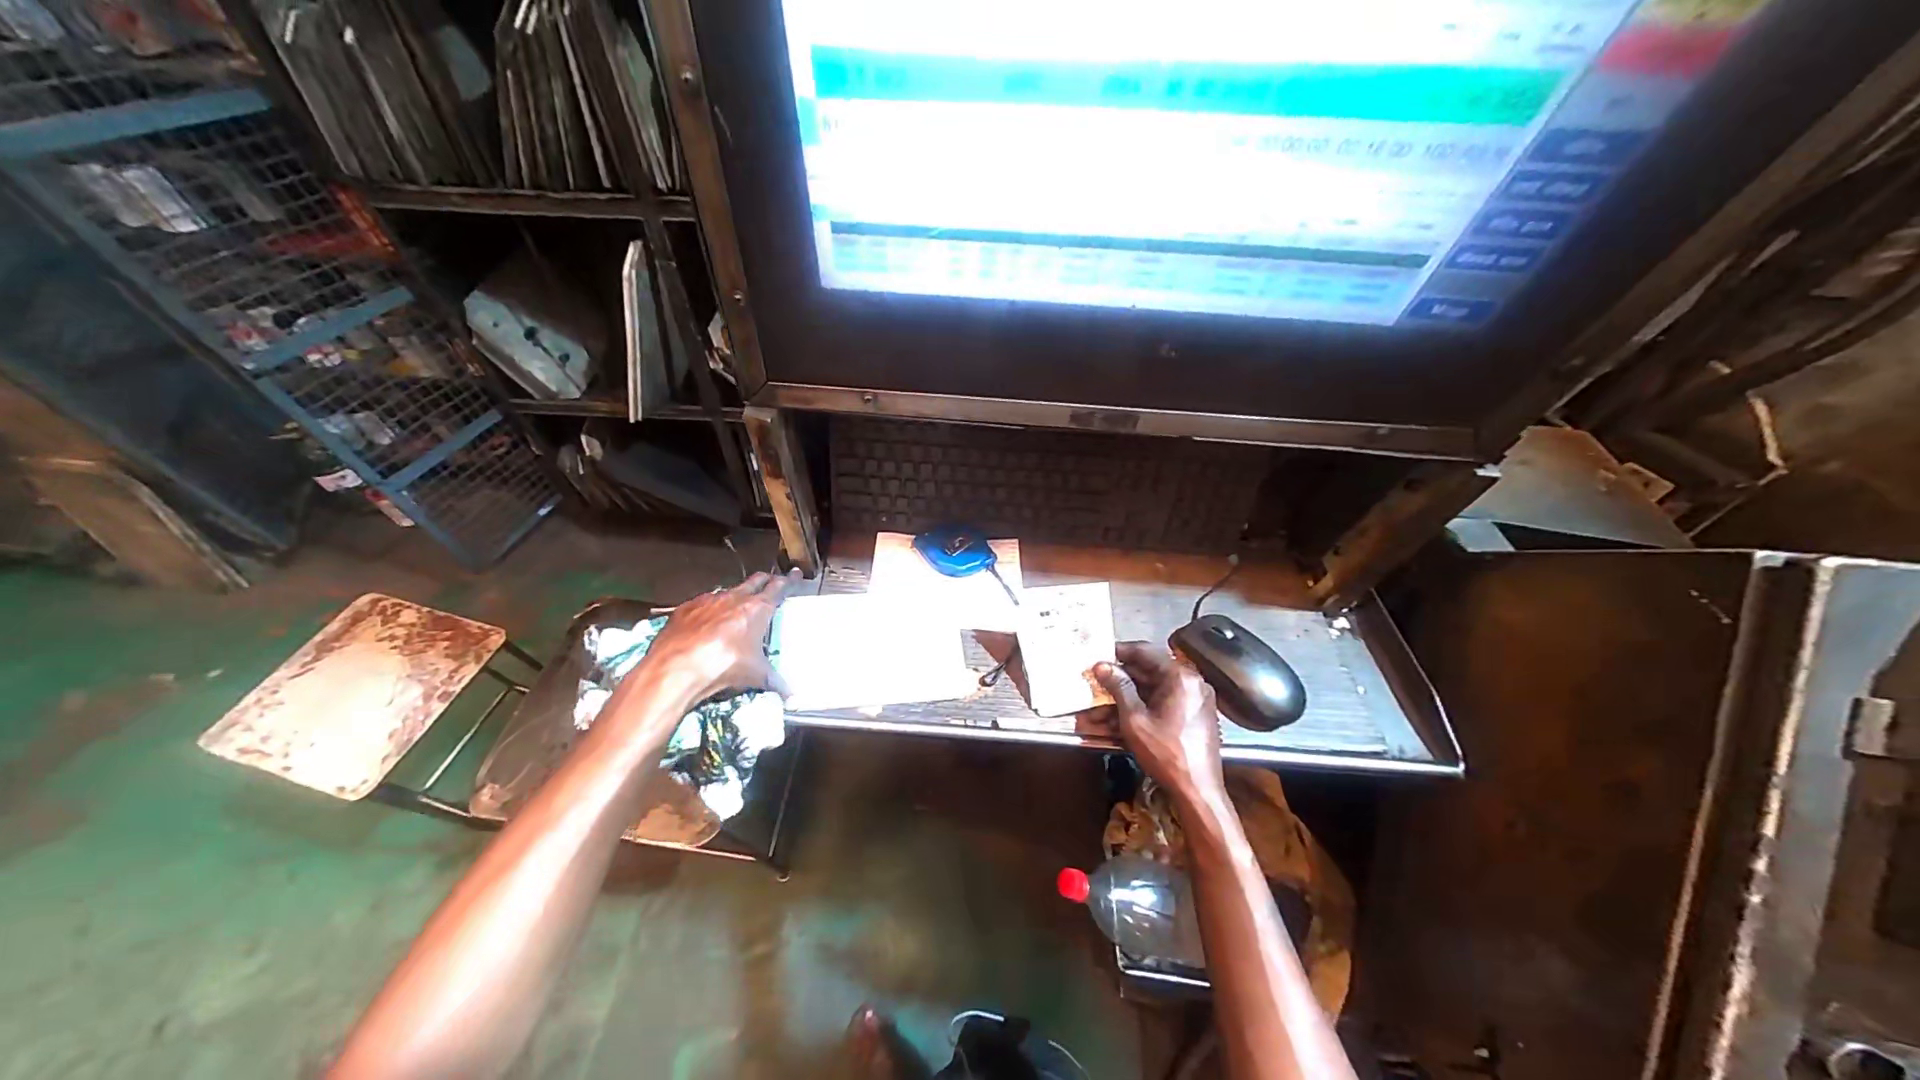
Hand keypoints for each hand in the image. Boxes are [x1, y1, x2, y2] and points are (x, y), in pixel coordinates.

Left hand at [636, 570, 801, 702]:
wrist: (677, 667)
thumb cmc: (725, 666)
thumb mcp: (756, 676)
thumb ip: (776, 682)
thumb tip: (793, 698)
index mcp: (757, 609)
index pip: (779, 588)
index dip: (789, 581)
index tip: (796, 573)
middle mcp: (734, 597)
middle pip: (755, 581)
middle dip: (765, 580)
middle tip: (771, 582)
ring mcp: (708, 600)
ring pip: (728, 590)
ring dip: (736, 594)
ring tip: (738, 604)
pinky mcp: (685, 608)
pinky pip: (703, 603)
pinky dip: (710, 608)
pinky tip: (707, 620)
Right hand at [1093, 642, 1224, 805]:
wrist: (1197, 790)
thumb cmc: (1167, 754)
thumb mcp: (1134, 719)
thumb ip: (1118, 688)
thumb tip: (1102, 666)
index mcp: (1181, 678)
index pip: (1145, 652)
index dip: (1119, 652)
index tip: (1099, 654)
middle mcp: (1191, 683)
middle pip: (1148, 672)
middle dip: (1118, 681)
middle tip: (1095, 682)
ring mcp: (1193, 700)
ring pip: (1151, 692)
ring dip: (1124, 699)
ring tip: (1096, 709)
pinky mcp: (1192, 716)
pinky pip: (1161, 705)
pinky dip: (1140, 710)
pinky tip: (1114, 722)